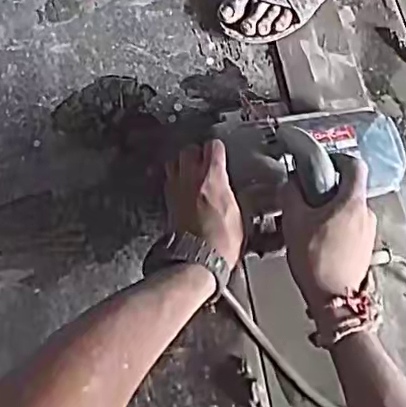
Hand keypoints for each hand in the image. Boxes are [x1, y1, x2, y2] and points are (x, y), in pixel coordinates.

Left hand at [164, 139, 244, 269]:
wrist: (197, 260)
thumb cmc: (220, 241)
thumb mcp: (238, 214)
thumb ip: (230, 194)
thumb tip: (229, 189)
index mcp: (212, 177)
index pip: (213, 147)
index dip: (217, 149)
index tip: (220, 153)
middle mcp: (191, 178)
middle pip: (188, 149)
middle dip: (196, 153)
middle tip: (204, 161)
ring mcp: (176, 188)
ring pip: (173, 162)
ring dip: (181, 164)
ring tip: (190, 171)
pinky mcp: (167, 201)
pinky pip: (167, 180)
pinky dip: (173, 179)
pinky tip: (181, 187)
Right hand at [280, 153, 375, 312]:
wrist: (333, 300)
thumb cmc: (316, 260)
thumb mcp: (294, 221)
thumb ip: (291, 194)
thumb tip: (292, 181)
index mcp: (353, 202)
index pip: (354, 164)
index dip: (336, 158)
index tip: (320, 163)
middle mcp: (367, 214)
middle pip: (350, 188)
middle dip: (328, 188)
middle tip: (306, 196)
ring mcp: (369, 233)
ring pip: (349, 209)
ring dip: (331, 210)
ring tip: (308, 222)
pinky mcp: (365, 248)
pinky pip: (351, 227)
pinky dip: (336, 227)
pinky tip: (318, 239)